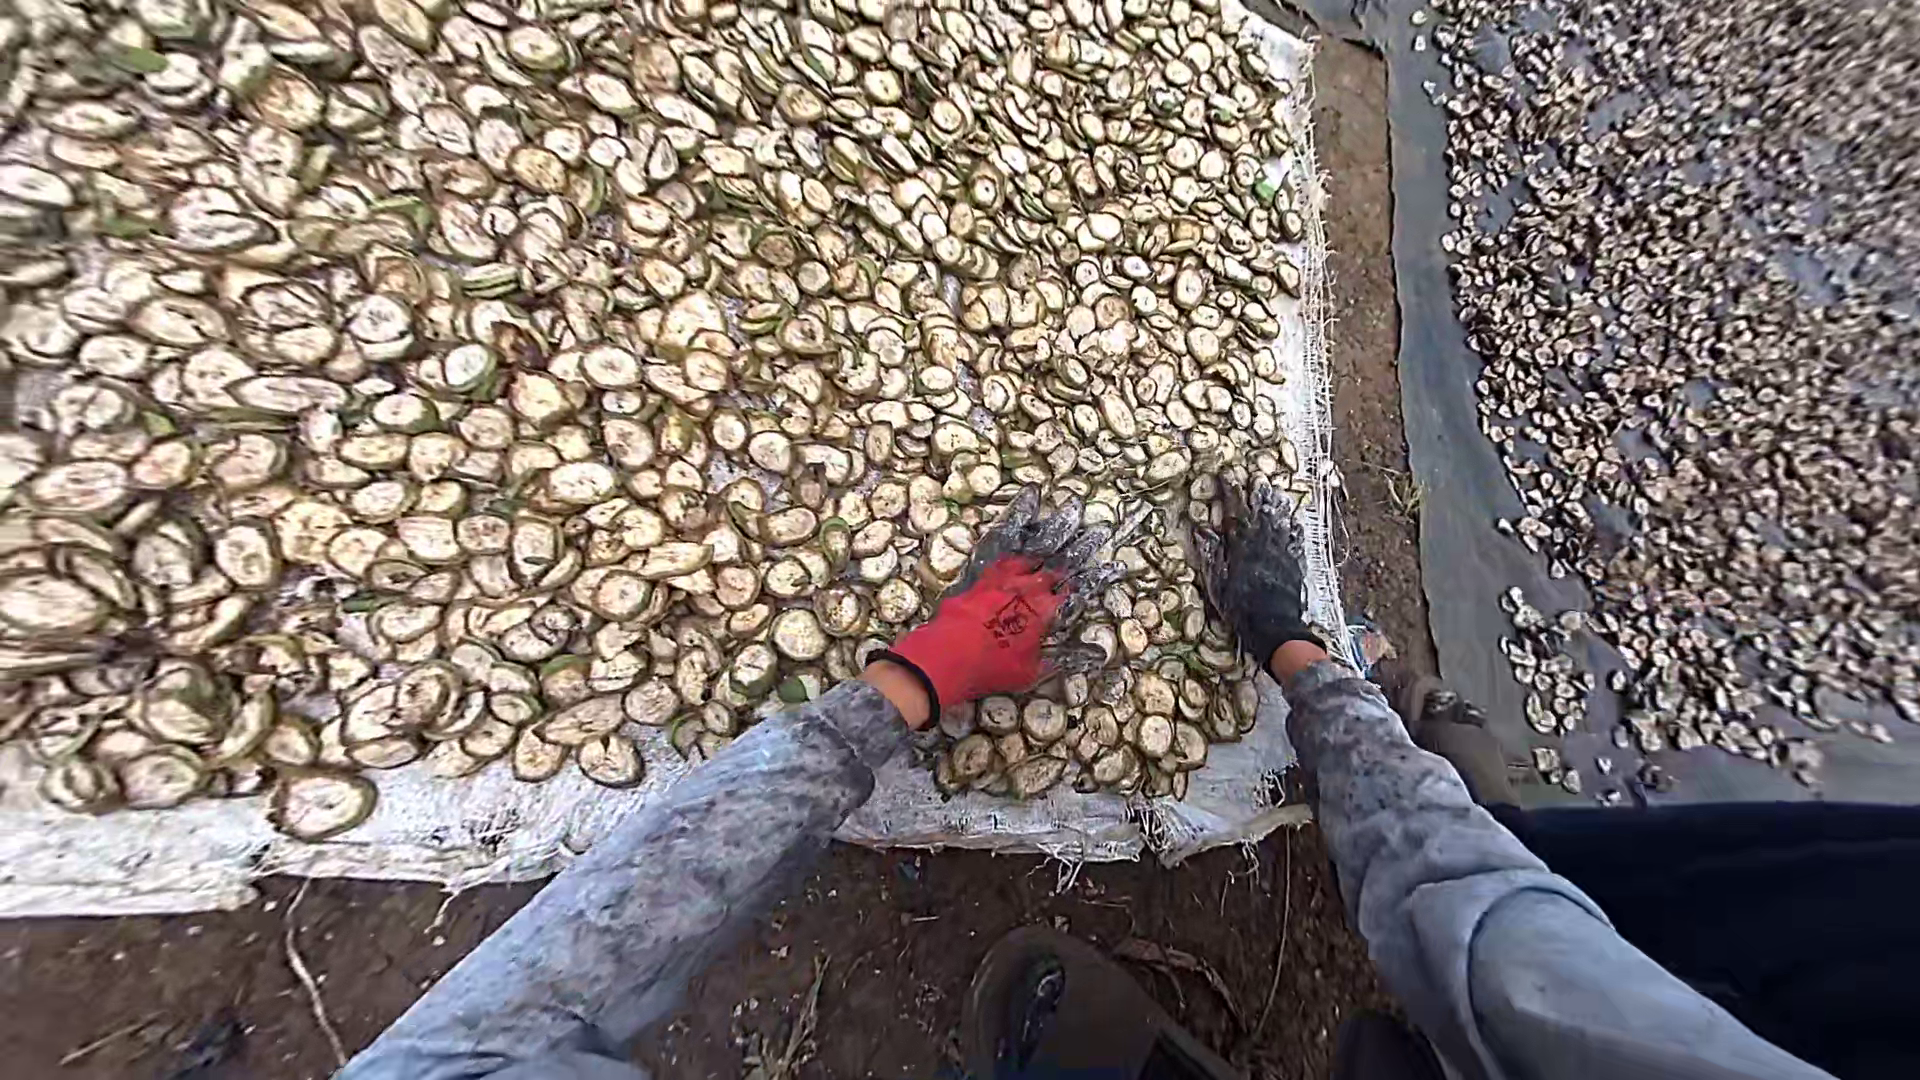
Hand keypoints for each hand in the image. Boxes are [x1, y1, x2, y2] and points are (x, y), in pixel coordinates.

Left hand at [875, 556, 1065, 722]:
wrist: (946, 656)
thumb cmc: (989, 667)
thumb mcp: (1024, 674)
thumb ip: (1039, 663)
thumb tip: (1048, 662)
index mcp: (1039, 612)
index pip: (1059, 597)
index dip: (1066, 593)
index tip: (1069, 590)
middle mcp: (1019, 592)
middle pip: (1040, 576)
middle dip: (1050, 574)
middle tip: (1056, 570)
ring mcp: (993, 586)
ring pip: (1014, 566)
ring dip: (1024, 563)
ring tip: (1030, 560)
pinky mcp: (971, 588)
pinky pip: (990, 572)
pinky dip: (998, 568)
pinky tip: (998, 568)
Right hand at [1194, 477, 1321, 670]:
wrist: (1273, 625)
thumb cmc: (1238, 605)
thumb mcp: (1216, 581)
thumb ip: (1211, 553)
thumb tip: (1202, 529)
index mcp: (1241, 544)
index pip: (1234, 509)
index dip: (1230, 491)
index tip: (1226, 474)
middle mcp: (1263, 542)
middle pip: (1260, 510)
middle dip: (1256, 491)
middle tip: (1256, 475)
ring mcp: (1281, 551)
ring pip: (1279, 521)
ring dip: (1276, 504)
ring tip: (1274, 490)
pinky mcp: (1294, 563)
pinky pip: (1295, 539)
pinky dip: (1293, 527)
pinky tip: (1294, 519)